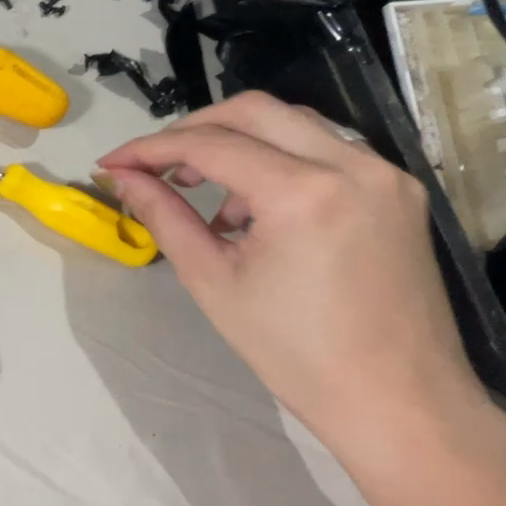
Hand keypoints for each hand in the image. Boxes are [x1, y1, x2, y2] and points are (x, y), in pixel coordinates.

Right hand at [96, 92, 485, 463]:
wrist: (394, 394)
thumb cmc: (290, 348)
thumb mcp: (210, 279)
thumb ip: (164, 216)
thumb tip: (122, 179)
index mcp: (303, 193)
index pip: (210, 144)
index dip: (148, 148)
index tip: (110, 165)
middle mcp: (353, 167)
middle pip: (254, 111)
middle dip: (189, 130)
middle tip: (148, 164)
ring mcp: (383, 175)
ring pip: (291, 123)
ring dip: (232, 141)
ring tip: (196, 188)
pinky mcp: (396, 191)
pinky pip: (322, 150)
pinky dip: (273, 160)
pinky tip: (247, 208)